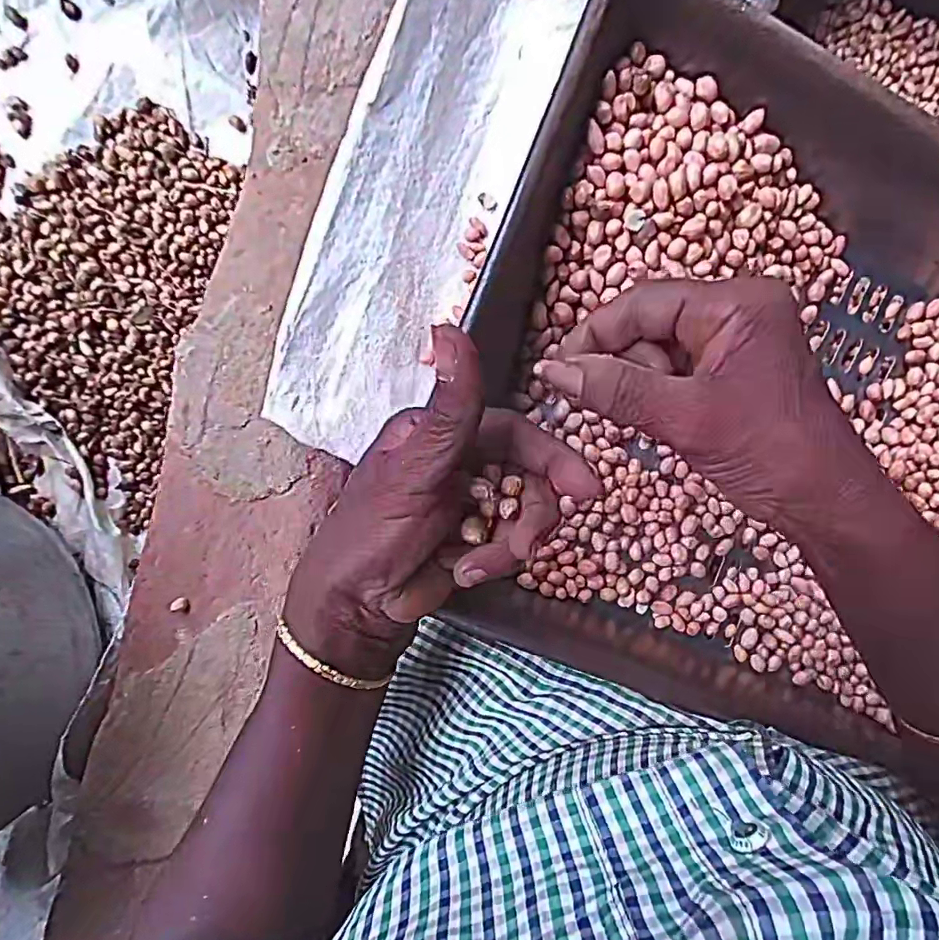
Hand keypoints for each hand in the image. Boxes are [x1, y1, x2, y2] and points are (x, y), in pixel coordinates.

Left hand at [284, 326, 601, 680]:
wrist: (353, 607)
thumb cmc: (366, 535)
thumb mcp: (413, 470)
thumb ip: (449, 409)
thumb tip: (451, 332)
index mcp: (445, 435)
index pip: (517, 435)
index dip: (555, 459)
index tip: (585, 488)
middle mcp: (463, 464)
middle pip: (531, 478)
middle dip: (534, 515)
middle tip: (528, 545)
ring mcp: (472, 505)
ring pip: (526, 515)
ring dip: (510, 545)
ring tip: (476, 564)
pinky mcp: (477, 541)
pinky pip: (512, 545)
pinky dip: (496, 561)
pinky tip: (463, 571)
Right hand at [535, 278, 869, 527]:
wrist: (822, 501)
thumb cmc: (774, 454)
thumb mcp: (687, 418)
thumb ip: (618, 390)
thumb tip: (557, 372)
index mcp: (739, 304)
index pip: (645, 302)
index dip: (595, 334)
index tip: (558, 366)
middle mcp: (739, 314)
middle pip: (650, 327)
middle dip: (624, 368)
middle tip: (607, 407)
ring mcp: (736, 346)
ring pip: (658, 355)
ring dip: (641, 389)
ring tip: (657, 424)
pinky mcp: (731, 377)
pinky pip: (675, 377)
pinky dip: (657, 400)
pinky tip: (663, 424)